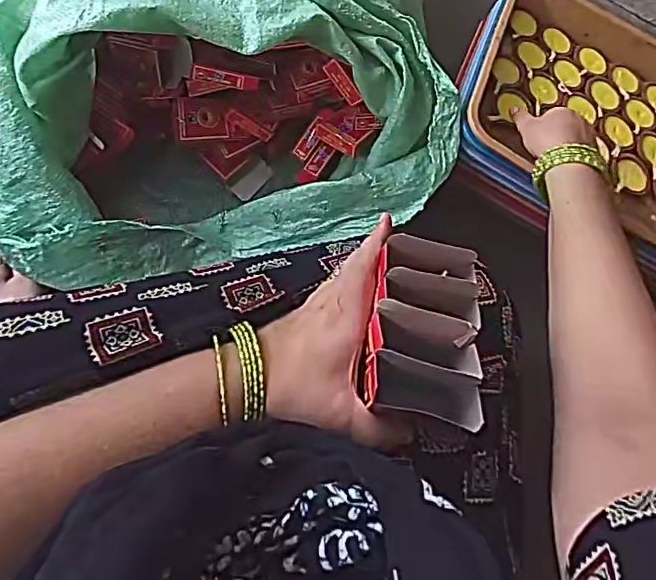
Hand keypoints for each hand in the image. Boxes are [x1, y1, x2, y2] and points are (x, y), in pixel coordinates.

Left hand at [259, 214, 411, 448]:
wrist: (247, 380)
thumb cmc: (291, 390)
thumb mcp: (341, 416)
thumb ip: (379, 429)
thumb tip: (409, 434)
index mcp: (345, 314)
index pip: (363, 266)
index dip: (377, 242)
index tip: (389, 220)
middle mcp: (331, 301)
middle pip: (356, 263)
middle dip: (378, 248)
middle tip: (399, 239)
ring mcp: (317, 304)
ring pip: (344, 273)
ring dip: (363, 262)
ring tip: (385, 260)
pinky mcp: (306, 313)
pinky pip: (336, 286)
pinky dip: (350, 279)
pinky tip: (356, 294)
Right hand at [514, 105, 596, 154]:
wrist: (569, 162)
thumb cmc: (545, 140)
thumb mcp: (526, 128)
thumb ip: (520, 117)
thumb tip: (514, 109)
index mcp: (562, 110)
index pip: (552, 114)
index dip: (544, 126)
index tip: (539, 137)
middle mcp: (579, 119)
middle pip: (567, 125)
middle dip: (559, 134)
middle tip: (547, 147)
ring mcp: (590, 134)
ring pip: (576, 138)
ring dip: (569, 145)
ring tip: (557, 158)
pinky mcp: (597, 150)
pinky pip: (584, 150)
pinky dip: (577, 155)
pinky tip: (568, 163)